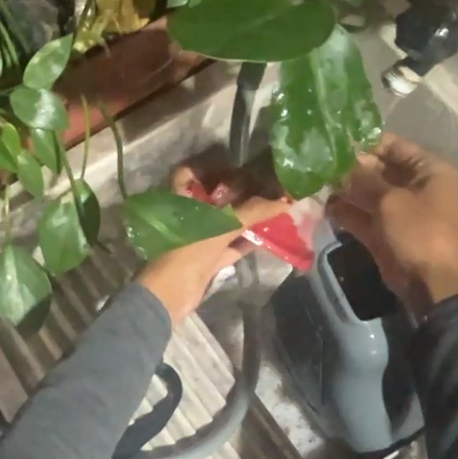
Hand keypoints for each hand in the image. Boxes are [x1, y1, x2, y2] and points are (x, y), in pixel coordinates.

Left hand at [136, 166, 289, 325]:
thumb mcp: (222, 226)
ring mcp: (196, 239)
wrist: (171, 294)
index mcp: (180, 202)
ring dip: (246, 218)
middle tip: (266, 184)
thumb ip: (253, 212)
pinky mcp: (205, 259)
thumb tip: (286, 199)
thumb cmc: (190, 250)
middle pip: (212, 199)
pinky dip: (246, 241)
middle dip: (237, 194)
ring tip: (274, 206)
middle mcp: (186, 217)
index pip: (188, 174)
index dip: (207, 167)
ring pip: (223, 224)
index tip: (234, 164)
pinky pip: (229, 245)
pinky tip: (269, 234)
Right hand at [327, 134, 457, 312]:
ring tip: (314, 183)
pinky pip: (361, 216)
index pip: (393, 147)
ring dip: (343, 190)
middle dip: (349, 168)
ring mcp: (398, 211)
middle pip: (377, 170)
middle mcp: (413, 186)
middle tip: (317, 163)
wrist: (434, 281)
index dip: (365, 143)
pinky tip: (322, 206)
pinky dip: (344, 212)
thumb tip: (343, 163)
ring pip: (366, 194)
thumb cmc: (420, 231)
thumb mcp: (391, 200)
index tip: (334, 141)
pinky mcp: (383, 233)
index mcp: (427, 170)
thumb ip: (364, 179)